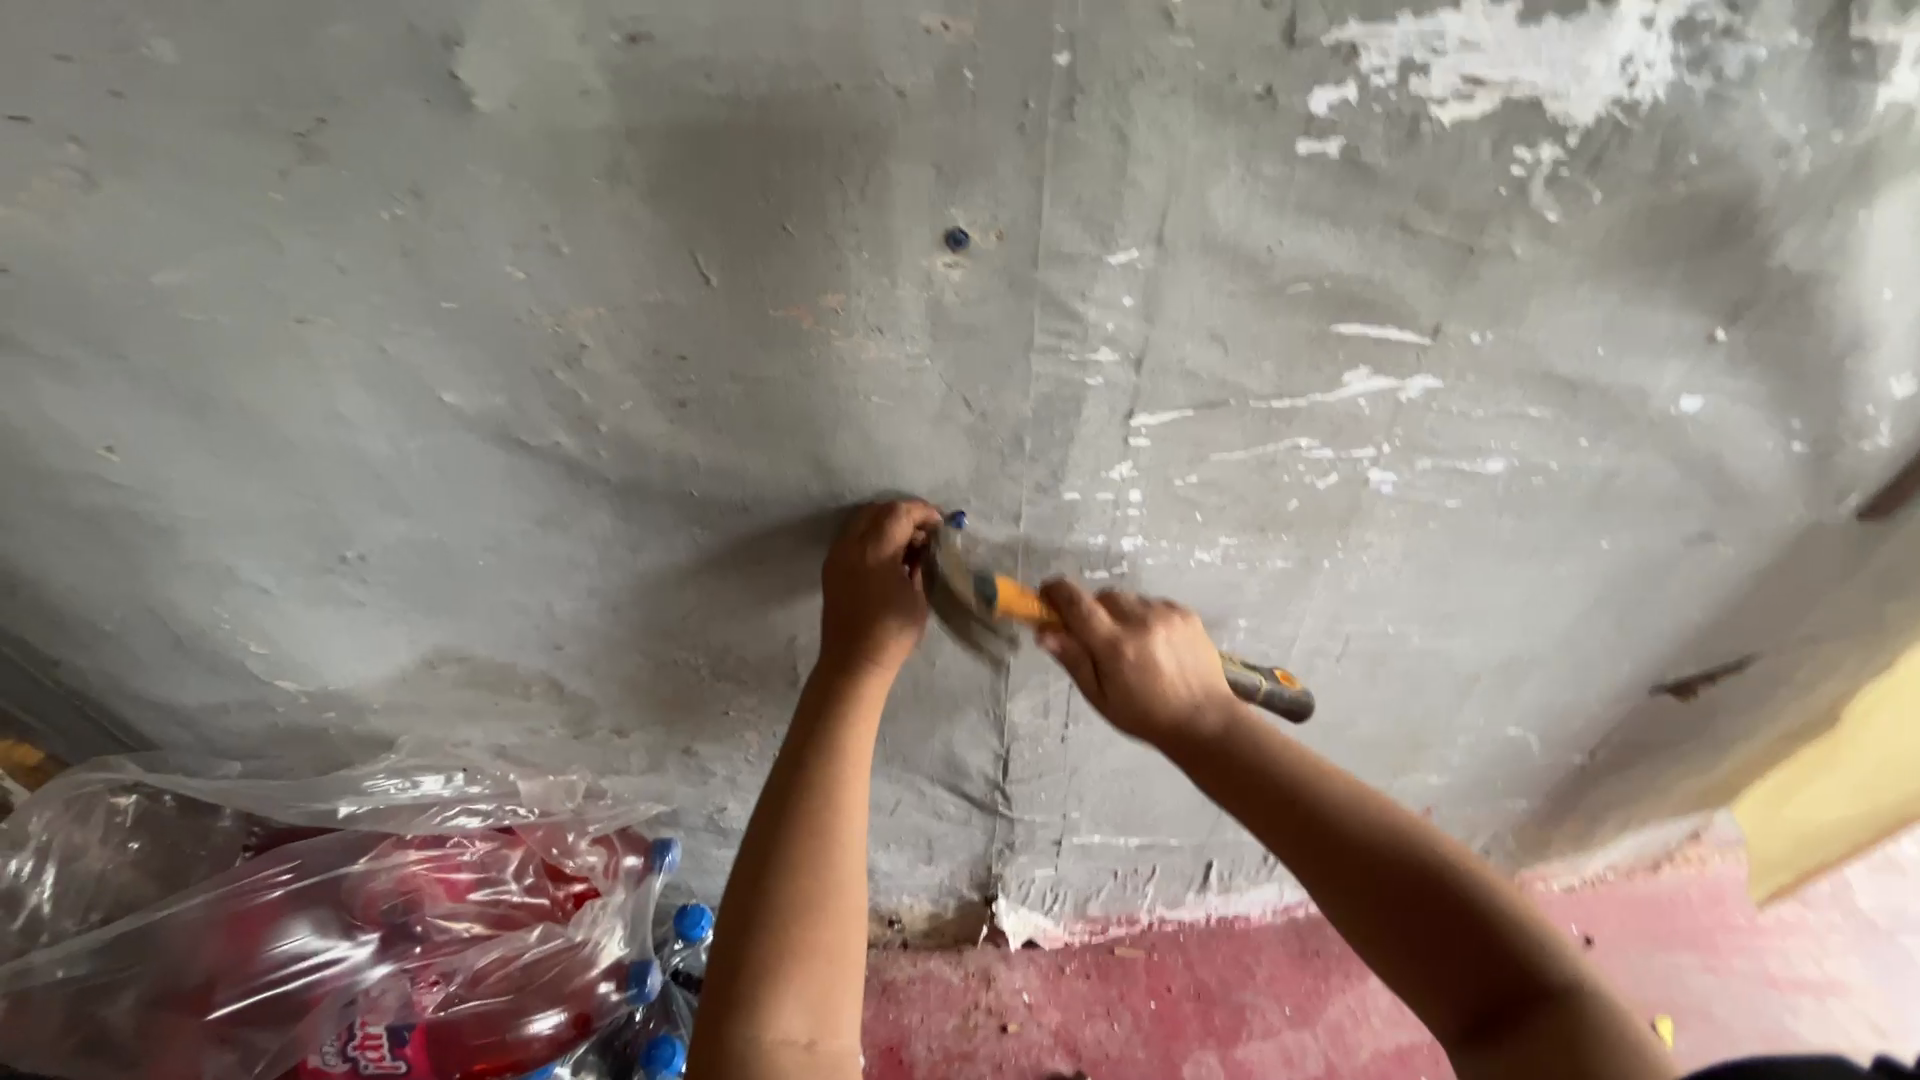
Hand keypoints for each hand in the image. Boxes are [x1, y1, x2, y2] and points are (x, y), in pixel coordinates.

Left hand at [818, 498, 942, 677]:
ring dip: (888, 523)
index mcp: (874, 552)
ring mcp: (836, 555)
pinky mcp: (831, 567)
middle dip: (905, 514)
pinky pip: (854, 537)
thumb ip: (920, 565)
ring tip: (910, 543)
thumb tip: (922, 548)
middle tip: (927, 531)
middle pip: (879, 510)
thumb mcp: (918, 597)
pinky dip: (874, 536)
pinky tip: (891, 555)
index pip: (899, 512)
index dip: (923, 512)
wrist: (853, 663)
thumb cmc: (892, 634)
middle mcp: (850, 546)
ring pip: (863, 520)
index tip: (941, 525)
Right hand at [1035, 579, 1243, 746]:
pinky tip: (1154, 643)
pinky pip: (1152, 602)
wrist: (1204, 720)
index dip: (1055, 592)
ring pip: (1128, 598)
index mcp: (1115, 645)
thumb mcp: (1099, 696)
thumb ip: (1073, 659)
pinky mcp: (1186, 613)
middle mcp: (1140, 621)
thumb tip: (1043, 631)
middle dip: (1092, 612)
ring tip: (1132, 644)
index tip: (1046, 595)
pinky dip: (1145, 616)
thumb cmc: (1144, 716)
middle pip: (1102, 597)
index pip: (1076, 602)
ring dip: (1120, 613)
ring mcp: (1166, 614)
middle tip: (1097, 639)